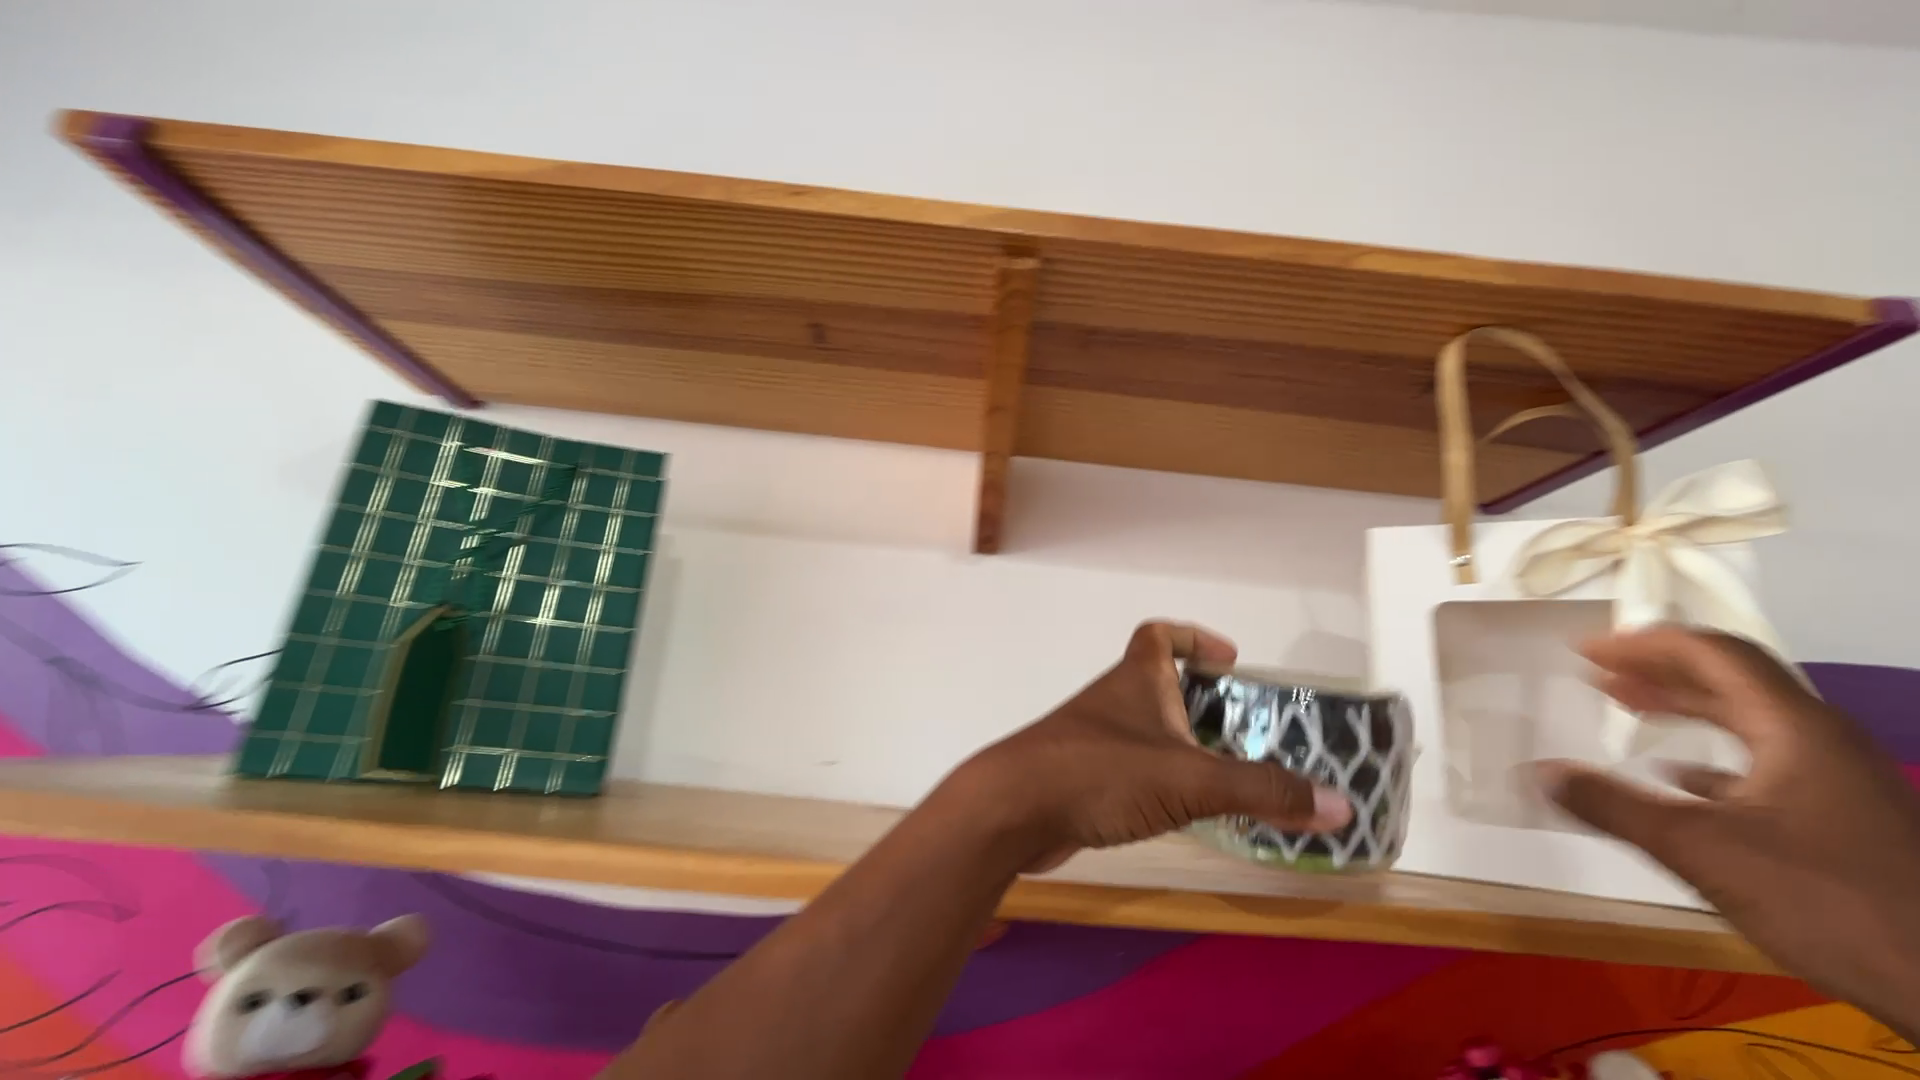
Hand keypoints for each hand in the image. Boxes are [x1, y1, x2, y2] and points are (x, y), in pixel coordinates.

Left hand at [950, 621, 1353, 872]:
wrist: (1011, 811)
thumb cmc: (1099, 773)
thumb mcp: (1190, 778)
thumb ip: (1262, 790)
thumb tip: (1339, 805)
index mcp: (1135, 680)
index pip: (1159, 634)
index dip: (1194, 636)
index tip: (1231, 658)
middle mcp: (1113, 702)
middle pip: (1160, 686)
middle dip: (1203, 703)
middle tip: (1249, 731)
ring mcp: (1092, 741)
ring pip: (1147, 732)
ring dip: (1183, 746)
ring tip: (1230, 776)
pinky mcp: (1081, 780)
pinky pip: (1132, 771)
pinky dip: (1160, 782)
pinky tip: (1184, 812)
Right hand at [1539, 625, 1919, 1038]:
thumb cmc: (1828, 900)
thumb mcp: (1700, 850)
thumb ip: (1613, 806)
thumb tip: (1539, 771)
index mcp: (1794, 729)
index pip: (1714, 655)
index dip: (1645, 643)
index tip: (1586, 649)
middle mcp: (1821, 741)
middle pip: (1733, 682)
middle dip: (1659, 671)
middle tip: (1598, 674)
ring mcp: (1839, 781)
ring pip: (1750, 722)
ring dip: (1684, 709)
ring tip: (1629, 711)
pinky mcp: (1844, 819)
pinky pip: (1766, 763)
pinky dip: (1712, 757)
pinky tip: (1679, 780)